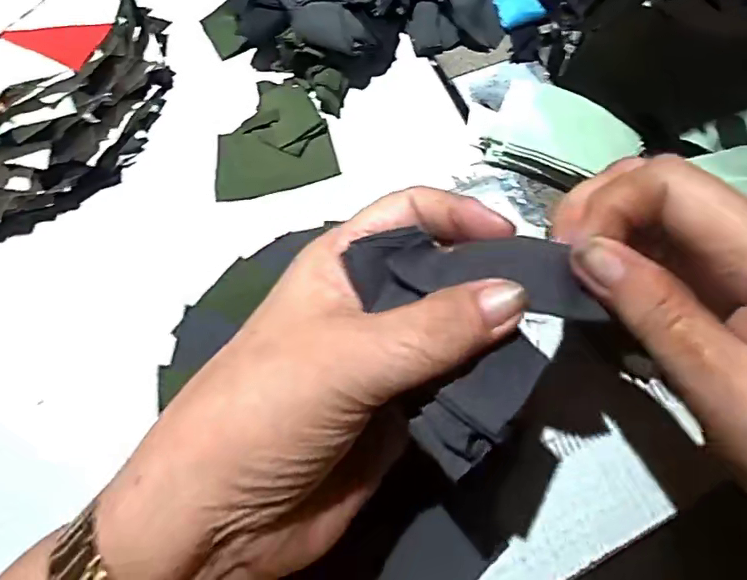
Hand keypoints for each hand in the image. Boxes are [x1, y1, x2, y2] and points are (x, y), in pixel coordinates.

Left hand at [90, 189, 528, 579]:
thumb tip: (517, 293)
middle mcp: (371, 300)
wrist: (209, 535)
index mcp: (345, 262)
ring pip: (456, 325)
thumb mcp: (348, 358)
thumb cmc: (264, 412)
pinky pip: (457, 378)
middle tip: (537, 288)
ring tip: (536, 335)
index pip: (411, 211)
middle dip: (486, 272)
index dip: (459, 212)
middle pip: (443, 265)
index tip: (509, 234)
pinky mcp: (404, 408)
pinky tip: (513, 378)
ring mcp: (389, 355)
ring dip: (492, 328)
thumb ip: (434, 328)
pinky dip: (486, 376)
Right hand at [553, 156, 746, 579]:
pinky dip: (642, 268)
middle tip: (560, 261)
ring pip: (674, 218)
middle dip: (605, 208)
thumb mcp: (742, 406)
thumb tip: (586, 253)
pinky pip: (687, 259)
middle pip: (671, 187)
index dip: (608, 202)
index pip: (673, 181)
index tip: (565, 256)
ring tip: (575, 278)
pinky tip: (615, 300)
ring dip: (619, 236)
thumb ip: (662, 320)